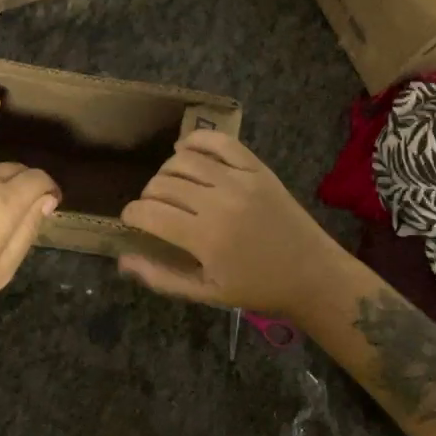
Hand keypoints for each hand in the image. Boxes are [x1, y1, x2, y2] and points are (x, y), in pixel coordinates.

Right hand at [118, 131, 355, 319]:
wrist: (312, 274)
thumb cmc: (257, 288)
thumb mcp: (206, 293)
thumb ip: (161, 277)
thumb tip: (122, 260)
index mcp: (204, 238)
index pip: (149, 213)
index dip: (130, 215)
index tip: (130, 221)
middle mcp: (219, 202)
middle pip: (162, 184)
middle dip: (147, 196)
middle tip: (153, 210)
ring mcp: (240, 180)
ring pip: (184, 160)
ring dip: (166, 171)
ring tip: (168, 186)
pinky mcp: (257, 168)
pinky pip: (219, 142)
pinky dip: (196, 141)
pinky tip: (185, 152)